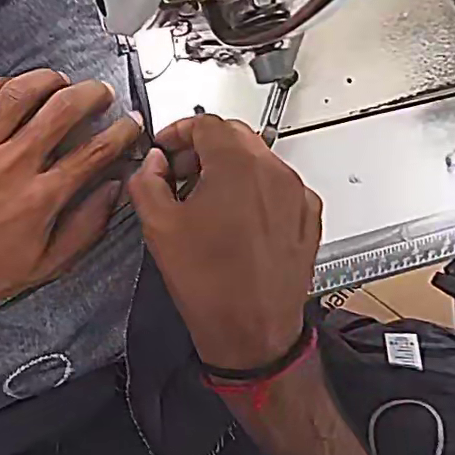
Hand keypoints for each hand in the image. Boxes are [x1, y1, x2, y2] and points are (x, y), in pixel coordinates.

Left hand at [0, 69, 142, 362]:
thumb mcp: (46, 264)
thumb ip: (87, 226)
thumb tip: (113, 191)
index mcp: (39, 198)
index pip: (94, 151)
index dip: (121, 131)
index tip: (129, 124)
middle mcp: (10, 167)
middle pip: (62, 110)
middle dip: (92, 94)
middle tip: (100, 94)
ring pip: (18, 94)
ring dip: (47, 80)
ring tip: (60, 81)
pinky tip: (10, 87)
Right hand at [127, 114, 321, 371]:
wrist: (252, 331)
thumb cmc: (213, 287)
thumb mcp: (158, 226)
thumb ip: (147, 181)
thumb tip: (152, 164)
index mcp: (237, 166)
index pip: (205, 123)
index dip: (177, 131)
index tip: (165, 147)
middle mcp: (274, 173)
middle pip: (234, 135)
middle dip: (201, 147)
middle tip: (179, 172)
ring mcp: (295, 194)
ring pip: (257, 159)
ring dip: (228, 168)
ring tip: (204, 200)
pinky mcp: (306, 217)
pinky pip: (278, 186)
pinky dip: (254, 190)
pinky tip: (234, 219)